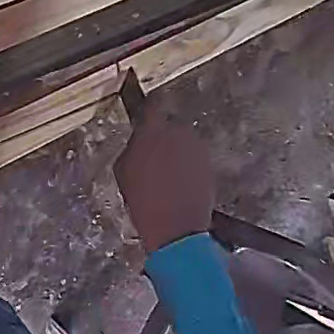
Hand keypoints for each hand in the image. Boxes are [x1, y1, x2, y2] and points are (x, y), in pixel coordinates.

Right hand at [113, 114, 214, 252]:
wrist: (176, 228)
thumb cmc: (143, 200)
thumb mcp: (124, 170)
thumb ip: (133, 148)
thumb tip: (139, 142)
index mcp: (153, 131)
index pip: (153, 105)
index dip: (149, 106)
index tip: (147, 108)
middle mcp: (178, 132)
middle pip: (170, 125)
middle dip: (163, 136)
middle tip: (153, 155)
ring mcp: (197, 147)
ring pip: (183, 141)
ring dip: (177, 150)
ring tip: (167, 173)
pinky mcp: (209, 162)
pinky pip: (194, 157)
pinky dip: (188, 164)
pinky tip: (179, 182)